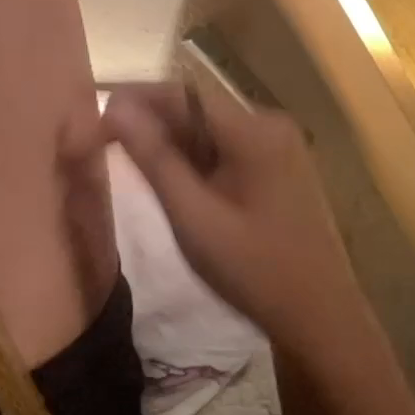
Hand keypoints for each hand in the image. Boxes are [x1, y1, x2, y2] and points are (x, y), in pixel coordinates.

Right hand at [100, 80, 366, 350]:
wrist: (322, 322)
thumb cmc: (254, 270)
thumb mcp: (192, 215)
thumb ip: (153, 158)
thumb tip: (113, 108)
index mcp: (253, 131)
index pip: (179, 93)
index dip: (132, 99)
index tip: (93, 118)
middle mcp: (267, 125)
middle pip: (192, 106)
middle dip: (146, 119)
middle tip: (100, 141)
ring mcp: (275, 145)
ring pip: (203, 126)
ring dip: (164, 138)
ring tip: (123, 156)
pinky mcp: (274, 165)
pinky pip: (219, 145)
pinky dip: (188, 155)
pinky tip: (165, 176)